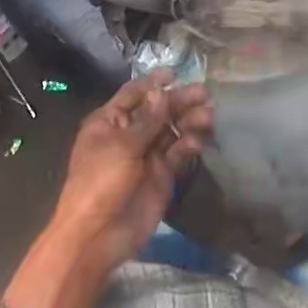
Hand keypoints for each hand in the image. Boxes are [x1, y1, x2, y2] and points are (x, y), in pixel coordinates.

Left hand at [51, 70, 213, 271]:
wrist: (98, 234)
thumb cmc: (100, 182)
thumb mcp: (122, 146)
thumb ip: (147, 120)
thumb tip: (161, 91)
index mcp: (109, 121)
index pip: (134, 94)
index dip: (153, 83)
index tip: (176, 73)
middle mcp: (128, 134)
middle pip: (157, 111)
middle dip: (179, 101)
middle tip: (205, 94)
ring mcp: (145, 155)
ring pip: (170, 131)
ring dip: (188, 122)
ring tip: (209, 115)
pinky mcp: (160, 176)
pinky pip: (176, 154)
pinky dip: (187, 145)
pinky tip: (198, 140)